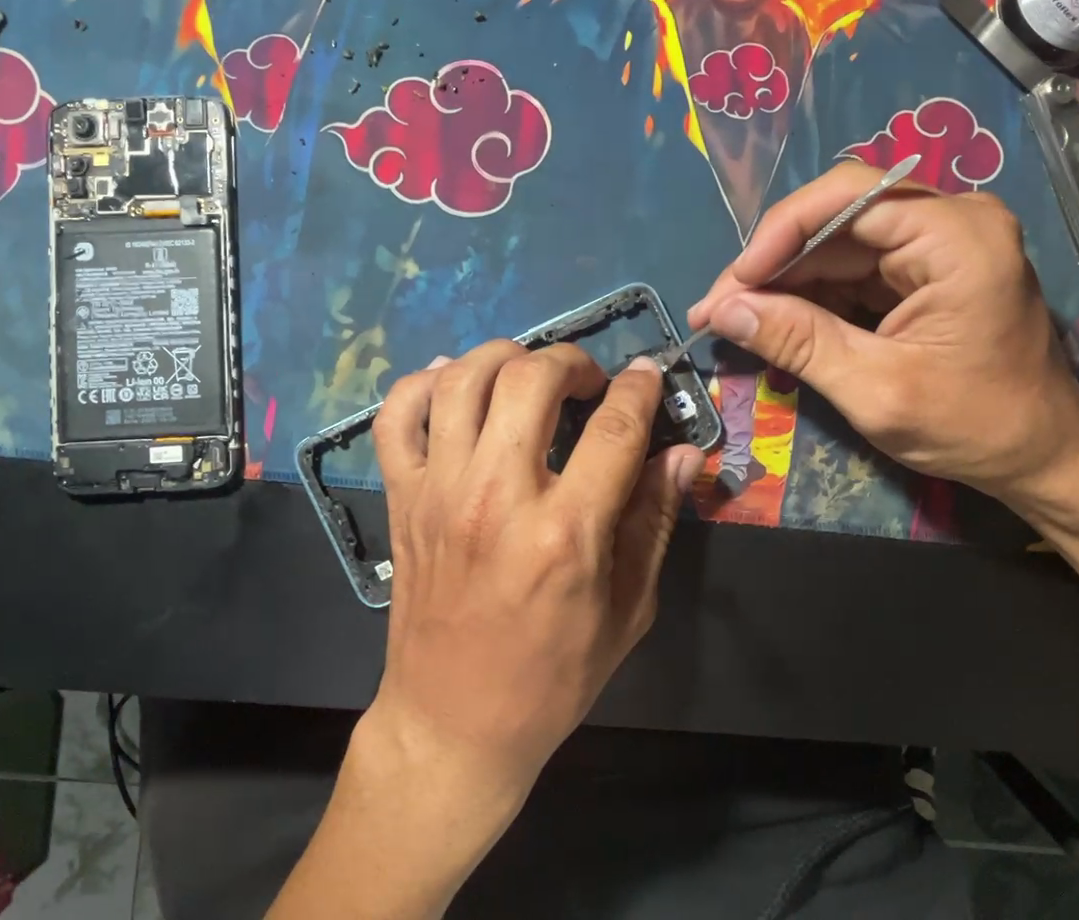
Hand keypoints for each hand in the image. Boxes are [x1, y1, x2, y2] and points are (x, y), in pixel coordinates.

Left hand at [364, 340, 702, 793]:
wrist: (453, 720)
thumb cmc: (552, 676)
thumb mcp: (627, 610)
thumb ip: (653, 522)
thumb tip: (681, 454)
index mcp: (564, 532)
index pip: (613, 427)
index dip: (640, 388)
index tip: (648, 376)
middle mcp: (496, 495)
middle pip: (531, 379)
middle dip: (571, 361)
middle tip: (589, 382)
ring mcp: (438, 492)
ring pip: (462, 379)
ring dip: (504, 357)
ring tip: (528, 375)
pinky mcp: (400, 499)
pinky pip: (397, 415)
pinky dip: (423, 382)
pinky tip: (455, 384)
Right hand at [686, 161, 1078, 504]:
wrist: (1042, 457)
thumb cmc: (973, 426)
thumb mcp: (876, 389)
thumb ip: (798, 342)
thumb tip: (723, 311)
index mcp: (956, 236)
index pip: (846, 199)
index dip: (776, 236)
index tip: (730, 287)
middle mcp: (950, 221)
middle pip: (836, 218)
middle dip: (772, 264)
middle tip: (717, 309)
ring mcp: (939, 243)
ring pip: (837, 243)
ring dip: (783, 281)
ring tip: (730, 318)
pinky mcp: (926, 270)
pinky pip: (854, 268)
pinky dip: (810, 295)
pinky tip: (770, 319)